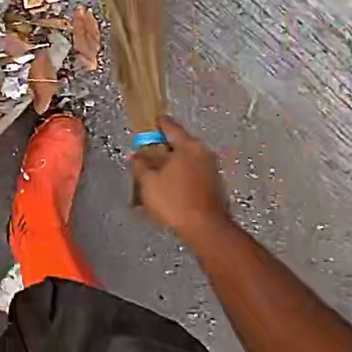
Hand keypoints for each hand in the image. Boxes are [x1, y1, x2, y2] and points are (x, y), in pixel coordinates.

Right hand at [133, 117, 234, 240]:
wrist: (205, 230)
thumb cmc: (176, 203)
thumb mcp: (148, 181)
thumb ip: (140, 164)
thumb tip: (137, 156)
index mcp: (188, 146)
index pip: (170, 127)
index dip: (157, 124)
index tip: (151, 122)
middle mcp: (203, 153)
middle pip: (179, 145)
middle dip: (162, 150)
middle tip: (146, 156)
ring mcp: (212, 170)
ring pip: (186, 161)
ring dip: (171, 166)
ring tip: (155, 178)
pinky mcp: (214, 186)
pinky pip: (193, 175)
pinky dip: (181, 178)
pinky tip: (169, 191)